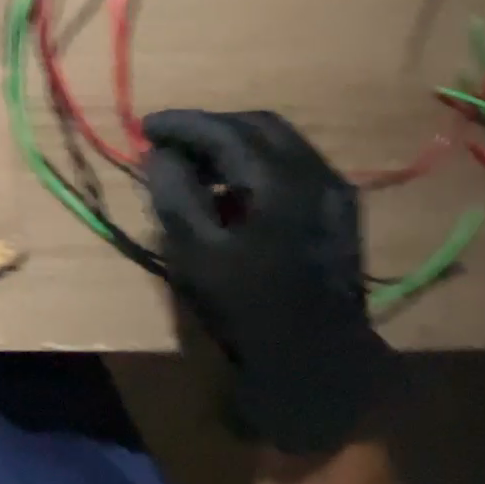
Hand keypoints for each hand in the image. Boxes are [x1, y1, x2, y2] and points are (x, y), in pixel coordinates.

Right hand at [143, 109, 399, 454]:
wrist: (315, 359)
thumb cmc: (245, 306)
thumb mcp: (193, 252)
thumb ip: (174, 194)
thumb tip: (160, 154)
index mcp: (280, 180)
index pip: (224, 131)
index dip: (181, 123)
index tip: (144, 126)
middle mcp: (316, 173)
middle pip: (258, 126)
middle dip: (209, 127)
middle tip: (168, 142)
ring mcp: (335, 191)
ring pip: (281, 143)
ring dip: (234, 144)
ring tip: (194, 164)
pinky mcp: (340, 211)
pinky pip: (295, 166)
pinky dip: (256, 164)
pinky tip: (233, 191)